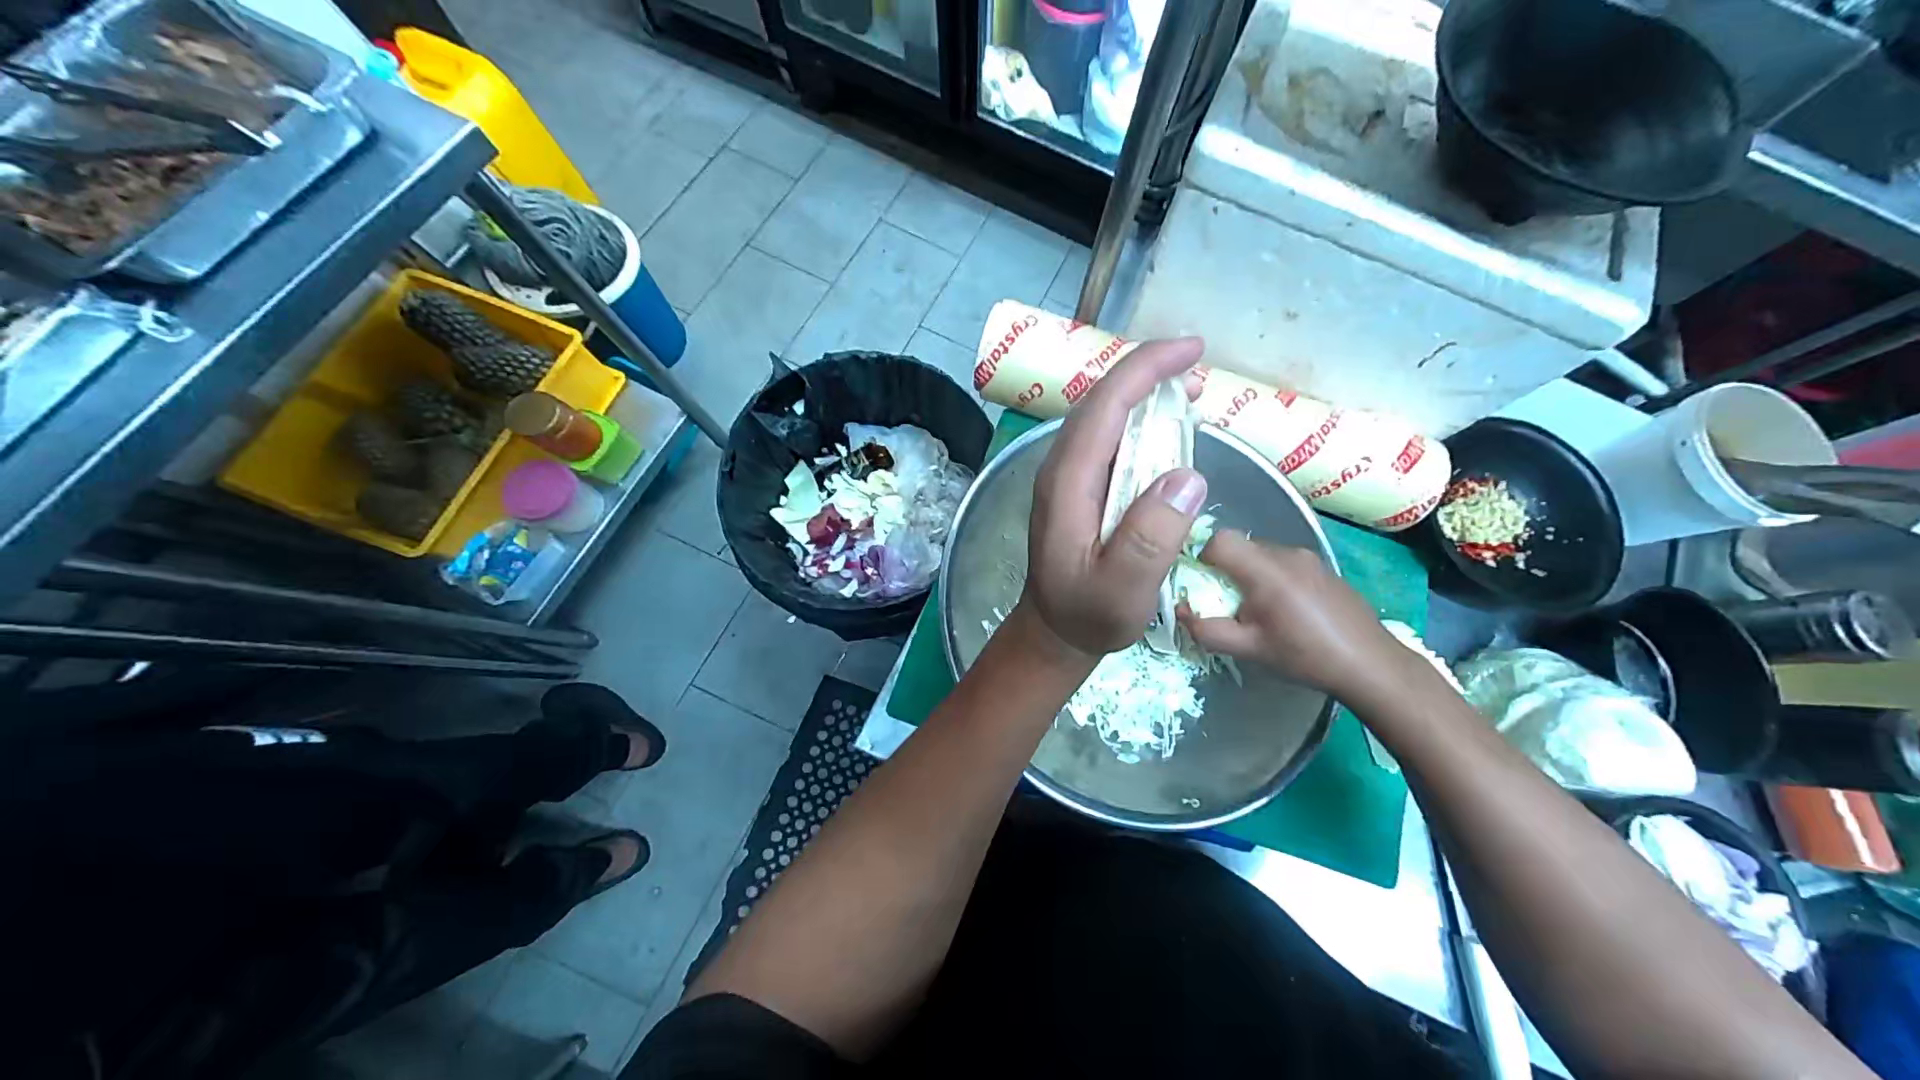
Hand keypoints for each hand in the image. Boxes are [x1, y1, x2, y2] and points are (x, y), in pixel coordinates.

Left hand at [1022, 338, 1208, 658]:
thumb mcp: (1121, 590)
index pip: (1104, 407)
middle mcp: (1063, 469)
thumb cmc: (1087, 615)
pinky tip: (1169, 429)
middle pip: (1102, 402)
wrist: (1054, 632)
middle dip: (1148, 373)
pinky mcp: (1080, 488)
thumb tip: (1187, 477)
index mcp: (1068, 482)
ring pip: (1105, 417)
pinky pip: (1110, 440)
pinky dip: (1141, 423)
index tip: (1192, 351)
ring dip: (1145, 395)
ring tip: (1192, 391)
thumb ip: (1149, 538)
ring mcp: (1069, 477)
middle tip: (1199, 368)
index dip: (1145, 370)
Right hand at [1177, 531, 1410, 700]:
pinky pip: (1281, 561)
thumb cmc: (1304, 656)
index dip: (1202, 558)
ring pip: (1260, 553)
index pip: (1219, 540)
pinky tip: (1285, 609)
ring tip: (1259, 610)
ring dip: (1248, 574)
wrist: (1370, 664)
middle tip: (1229, 604)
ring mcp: (1308, 557)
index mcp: (1266, 571)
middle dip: (1225, 570)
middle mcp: (1287, 553)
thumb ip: (1206, 629)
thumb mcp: (1247, 649)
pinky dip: (1271, 577)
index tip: (1203, 586)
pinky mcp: (1321, 566)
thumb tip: (1181, 610)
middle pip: (1239, 546)